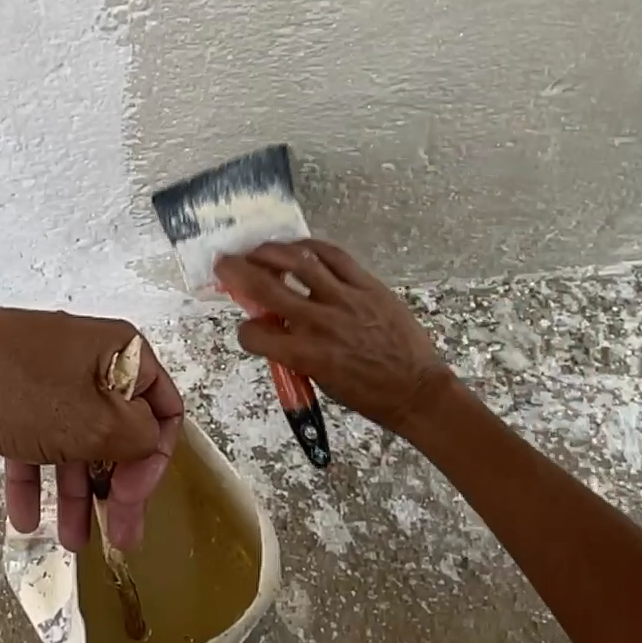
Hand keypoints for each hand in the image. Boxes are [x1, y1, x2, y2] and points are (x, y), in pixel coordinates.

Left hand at [0, 303, 182, 550]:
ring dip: (76, 491)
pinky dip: (35, 472)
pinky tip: (25, 519)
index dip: (156, 461)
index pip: (163, 409)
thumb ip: (137, 439)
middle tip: (118, 538)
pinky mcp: (13, 383)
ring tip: (71, 544)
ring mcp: (48, 369)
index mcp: (121, 350)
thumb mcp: (95, 423)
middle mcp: (90, 355)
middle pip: (118, 428)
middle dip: (116, 487)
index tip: (133, 500)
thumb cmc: (25, 388)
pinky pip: (36, 431)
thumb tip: (148, 442)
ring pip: (75, 435)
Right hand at [214, 239, 453, 433]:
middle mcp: (320, 323)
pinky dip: (310, 246)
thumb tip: (271, 325)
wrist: (419, 392)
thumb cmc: (368, 395)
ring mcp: (345, 300)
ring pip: (298, 260)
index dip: (245, 332)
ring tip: (257, 250)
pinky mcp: (368, 286)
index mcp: (306, 355)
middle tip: (223, 262)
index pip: (255, 335)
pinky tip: (297, 247)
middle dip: (235, 271)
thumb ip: (292, 351)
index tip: (250, 330)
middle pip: (265, 287)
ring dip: (269, 251)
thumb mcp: (320, 381)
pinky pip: (334, 255)